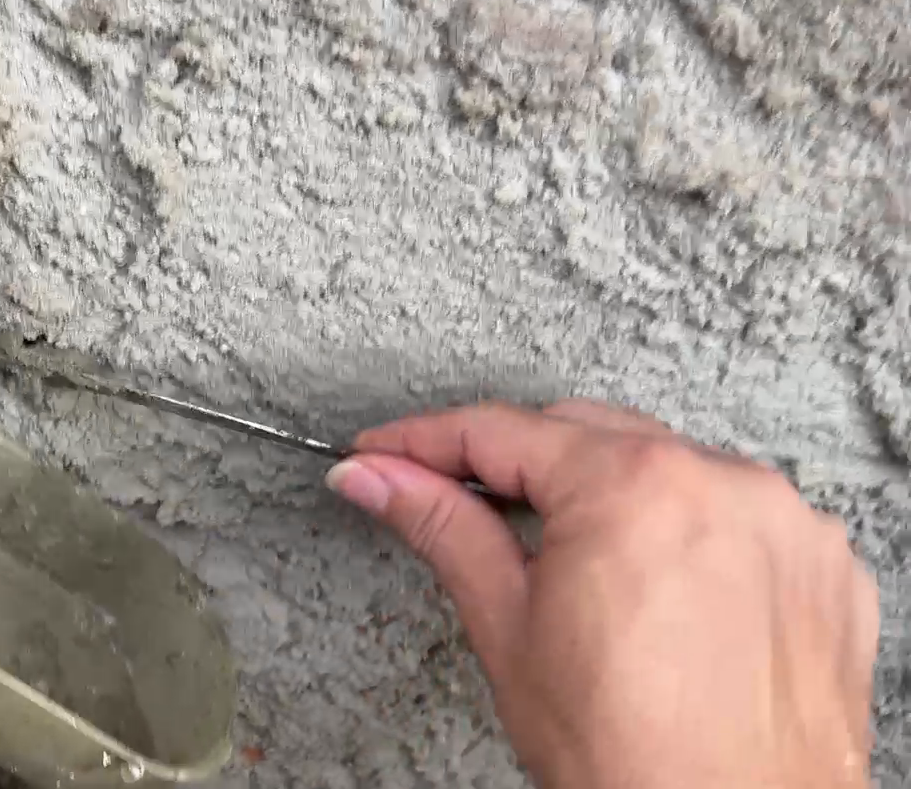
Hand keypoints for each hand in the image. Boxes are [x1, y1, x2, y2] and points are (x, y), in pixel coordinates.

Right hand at [326, 401, 878, 788]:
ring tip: (515, 522)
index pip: (493, 430)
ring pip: (635, 452)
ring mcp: (781, 523)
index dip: (415, 439)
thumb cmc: (631, 754)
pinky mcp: (815, 563)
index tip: (376, 452)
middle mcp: (723, 486)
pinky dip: (644, 504)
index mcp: (636, 490)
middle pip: (564, 428)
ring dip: (567, 473)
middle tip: (426, 486)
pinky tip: (609, 548)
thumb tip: (368, 474)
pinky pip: (707, 494)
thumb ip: (433, 520)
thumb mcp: (501, 617)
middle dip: (490, 454)